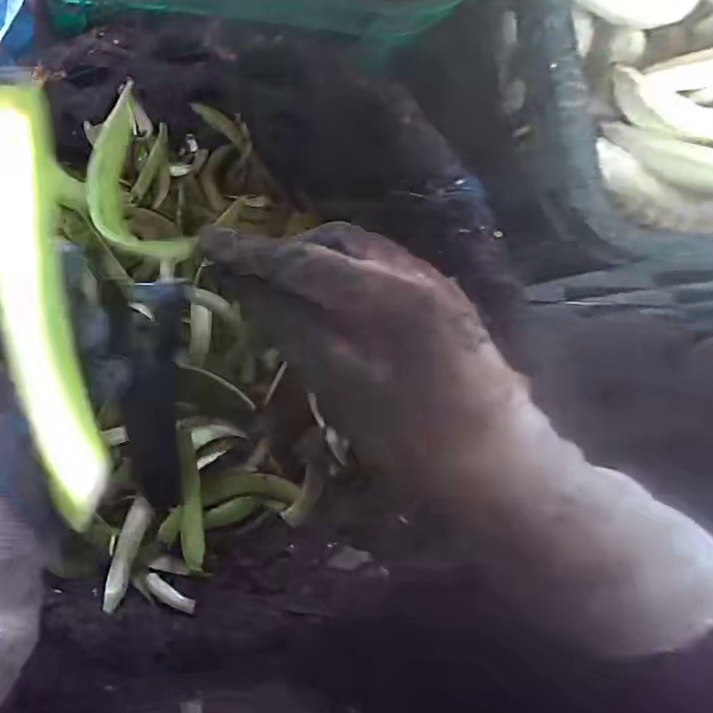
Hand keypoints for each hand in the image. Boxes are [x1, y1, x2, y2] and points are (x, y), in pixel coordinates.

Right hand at [200, 222, 712, 658]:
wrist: (508, 471)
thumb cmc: (415, 438)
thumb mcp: (338, 384)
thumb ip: (288, 324)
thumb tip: (242, 285)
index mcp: (389, 294)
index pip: (299, 259)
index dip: (247, 250)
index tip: (204, 240)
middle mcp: (413, 273)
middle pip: (330, 241)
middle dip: (279, 249)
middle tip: (240, 270)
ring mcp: (432, 283)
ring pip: (354, 250)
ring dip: (307, 258)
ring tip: (274, 282)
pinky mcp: (439, 299)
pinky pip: (373, 266)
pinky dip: (334, 271)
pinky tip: (320, 299)